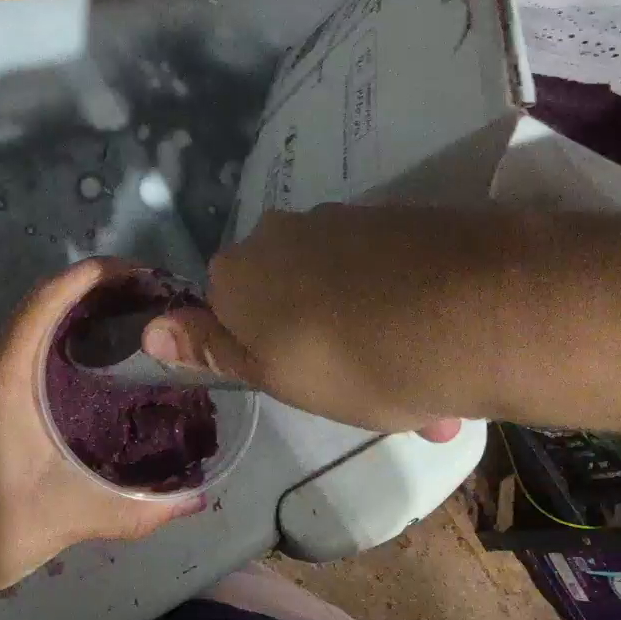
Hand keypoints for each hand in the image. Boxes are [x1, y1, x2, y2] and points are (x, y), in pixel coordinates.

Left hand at [0, 258, 205, 593]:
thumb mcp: (75, 513)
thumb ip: (141, 507)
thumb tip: (199, 495)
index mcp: (6, 371)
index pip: (50, 296)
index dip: (96, 274)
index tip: (143, 274)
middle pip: (44, 299)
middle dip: (96, 288)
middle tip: (150, 298)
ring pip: (33, 320)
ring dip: (77, 309)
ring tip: (131, 319)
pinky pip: (25, 341)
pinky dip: (60, 333)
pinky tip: (96, 358)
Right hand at [142, 204, 481, 440]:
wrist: (473, 310)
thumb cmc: (354, 362)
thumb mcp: (274, 374)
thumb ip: (211, 349)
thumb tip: (146, 328)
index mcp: (239, 271)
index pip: (229, 310)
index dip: (262, 353)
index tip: (303, 389)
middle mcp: (281, 233)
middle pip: (287, 295)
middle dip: (322, 346)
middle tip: (371, 402)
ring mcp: (342, 220)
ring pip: (343, 288)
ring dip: (371, 334)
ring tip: (427, 393)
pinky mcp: (397, 217)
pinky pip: (386, 272)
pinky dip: (403, 309)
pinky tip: (444, 351)